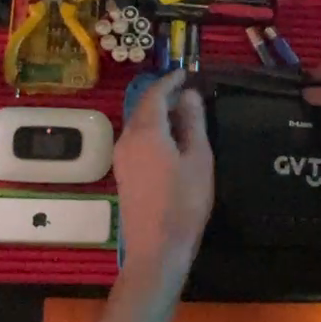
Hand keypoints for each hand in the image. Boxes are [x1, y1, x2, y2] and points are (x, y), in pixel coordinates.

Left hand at [112, 70, 213, 281]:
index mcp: (146, 130)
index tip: (187, 73)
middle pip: (144, 108)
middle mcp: (127, 139)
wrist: (156, 249)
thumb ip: (193, 123)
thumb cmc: (184, 202)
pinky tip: (169, 141)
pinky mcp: (123, 174)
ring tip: (183, 115)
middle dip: (164, 96)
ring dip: (158, 115)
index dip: (171, 81)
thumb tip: (190, 95)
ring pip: (139, 125)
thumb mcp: (198, 158)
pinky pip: (136, 141)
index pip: (155, 94)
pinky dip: (152, 132)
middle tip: (188, 92)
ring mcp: (121, 158)